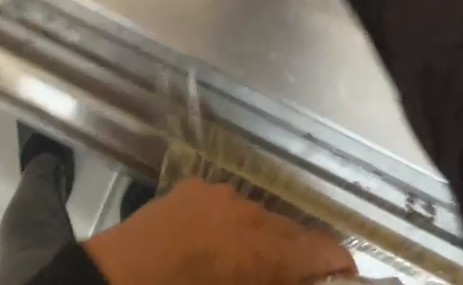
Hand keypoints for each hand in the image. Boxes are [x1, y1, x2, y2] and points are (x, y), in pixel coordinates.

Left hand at [83, 179, 353, 284]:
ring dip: (261, 241)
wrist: (120, 279)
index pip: (326, 248)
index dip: (340, 268)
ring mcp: (218, 194)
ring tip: (246, 269)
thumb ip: (278, 281)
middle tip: (289, 282)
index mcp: (269, 248)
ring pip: (258, 217)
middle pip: (292, 232)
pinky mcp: (191, 188)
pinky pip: (225, 206)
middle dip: (298, 259)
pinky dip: (230, 226)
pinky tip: (213, 250)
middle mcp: (251, 212)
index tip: (342, 281)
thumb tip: (294, 275)